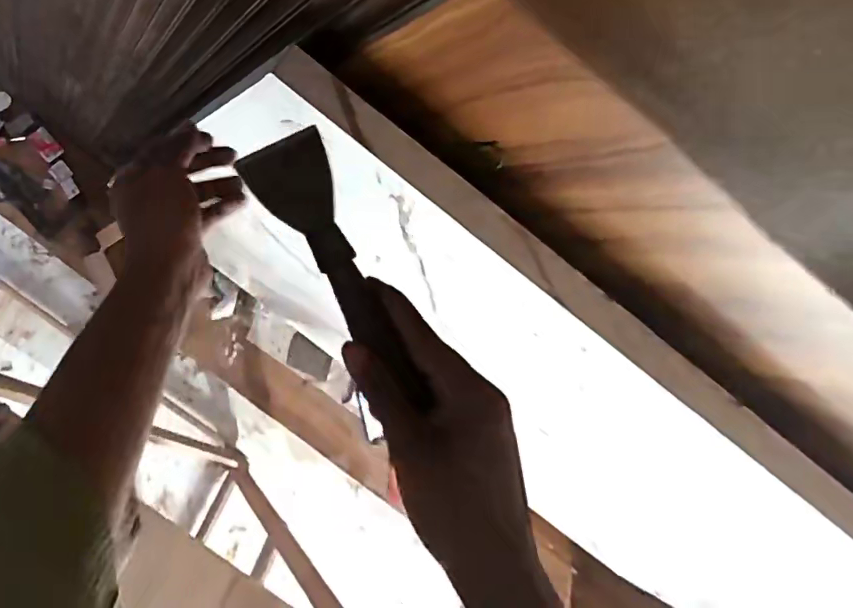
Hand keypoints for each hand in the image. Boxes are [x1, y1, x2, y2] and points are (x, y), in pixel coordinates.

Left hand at [108, 127, 244, 261]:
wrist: (167, 270)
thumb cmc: (162, 216)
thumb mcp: (169, 173)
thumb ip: (180, 147)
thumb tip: (190, 125)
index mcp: (133, 178)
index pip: (160, 150)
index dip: (185, 141)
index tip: (211, 137)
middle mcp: (147, 194)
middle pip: (180, 169)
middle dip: (207, 161)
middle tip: (233, 154)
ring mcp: (166, 216)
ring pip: (194, 191)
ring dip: (218, 183)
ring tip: (239, 181)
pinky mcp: (185, 233)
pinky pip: (204, 213)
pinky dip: (221, 204)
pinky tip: (241, 199)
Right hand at [344, 279, 557, 607]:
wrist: (497, 572)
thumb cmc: (451, 506)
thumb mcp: (408, 444)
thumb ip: (382, 390)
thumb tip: (355, 346)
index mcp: (470, 390)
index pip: (422, 335)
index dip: (392, 306)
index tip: (368, 281)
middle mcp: (483, 395)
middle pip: (430, 353)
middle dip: (393, 335)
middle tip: (358, 318)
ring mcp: (487, 417)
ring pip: (435, 377)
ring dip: (402, 365)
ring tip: (369, 356)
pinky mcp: (482, 437)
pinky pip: (442, 398)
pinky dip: (415, 389)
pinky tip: (395, 397)